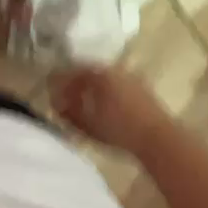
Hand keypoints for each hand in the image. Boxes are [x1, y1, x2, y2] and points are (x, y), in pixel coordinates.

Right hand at [51, 65, 175, 157]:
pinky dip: (105, 95)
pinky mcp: (143, 90)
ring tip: (82, 107)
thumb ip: (68, 112)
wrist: (158, 138)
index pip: (72, 70)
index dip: (58, 81)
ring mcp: (132, 78)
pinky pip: (116, 87)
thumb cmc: (118, 130)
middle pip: (89, 73)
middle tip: (64, 100)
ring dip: (90, 90)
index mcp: (100, 73)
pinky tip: (102, 111)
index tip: (49, 92)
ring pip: (104, 80)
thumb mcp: (86, 124)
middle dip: (74, 85)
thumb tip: (57, 104)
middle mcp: (116, 69)